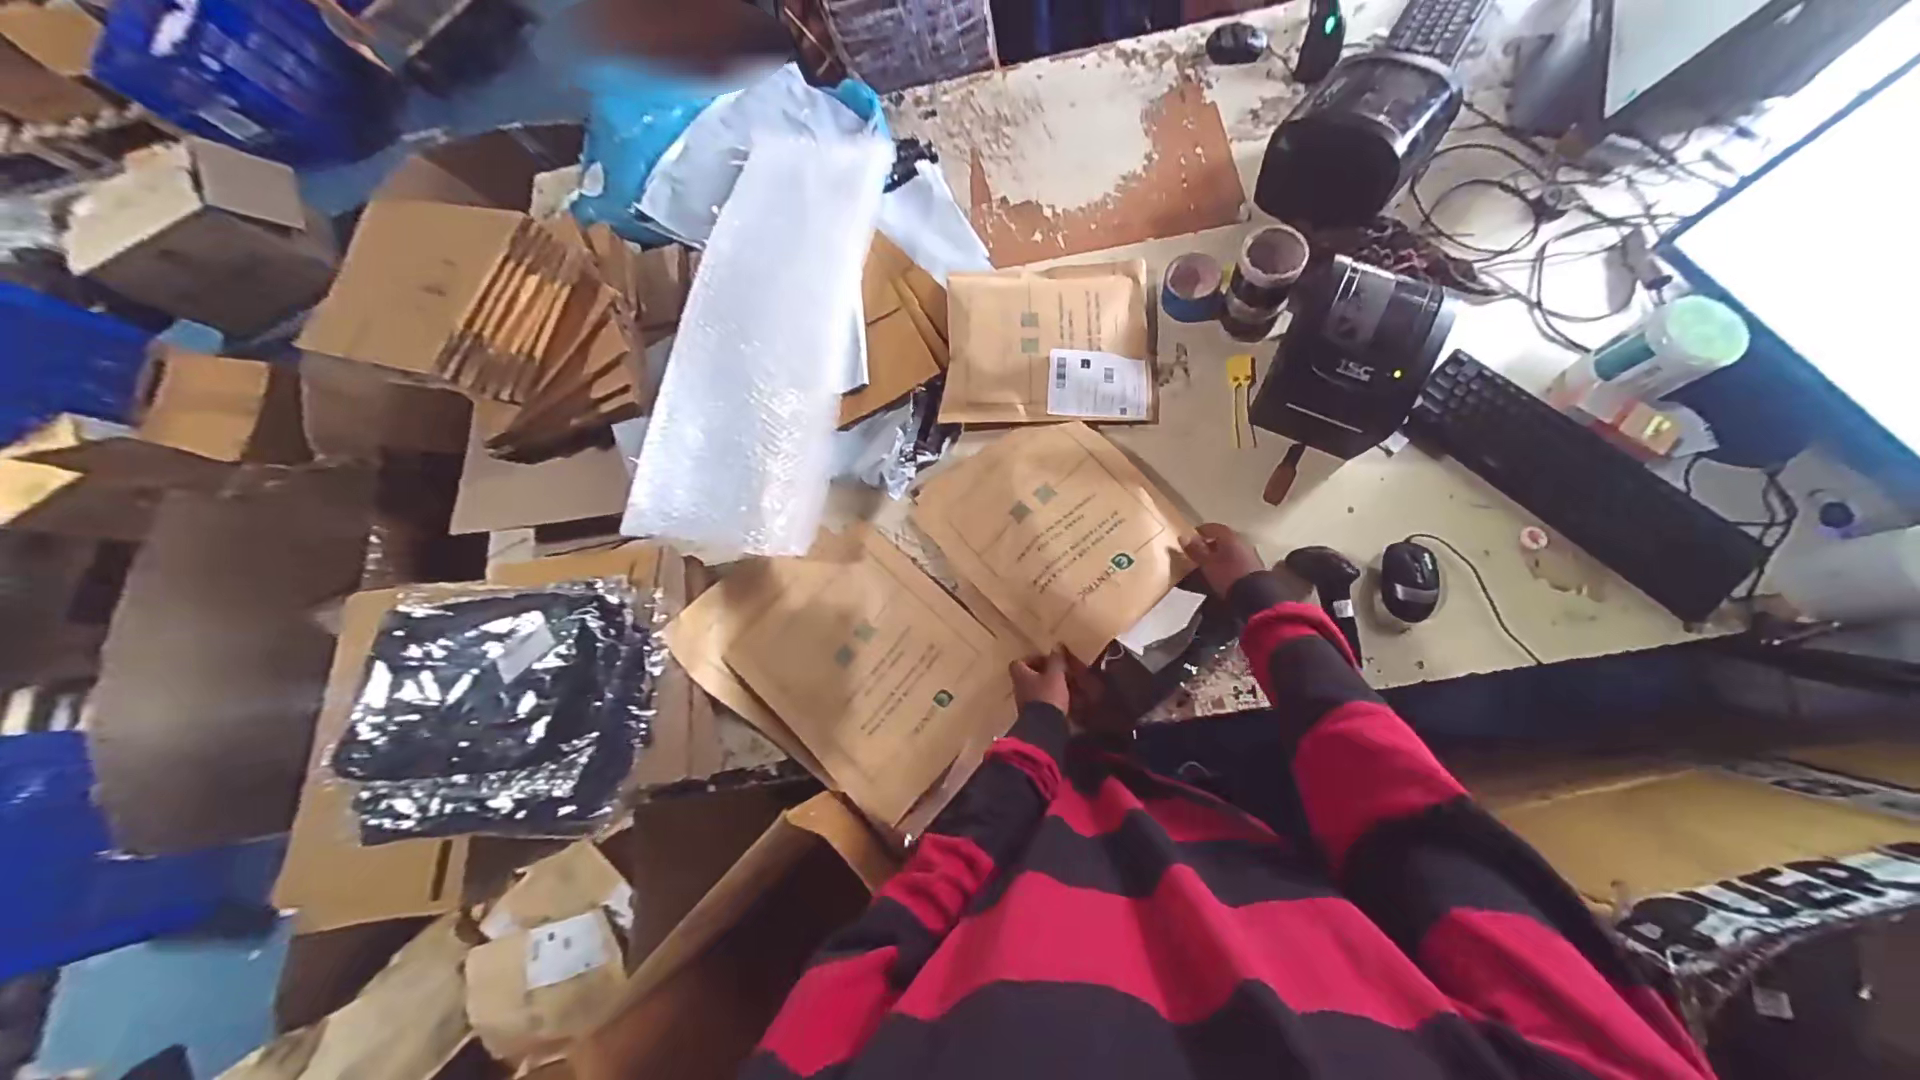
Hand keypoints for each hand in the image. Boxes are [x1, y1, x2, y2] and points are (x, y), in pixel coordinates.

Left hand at [1009, 648, 1069, 712]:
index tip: (1047, 660)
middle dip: (1041, 673)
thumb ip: (1055, 660)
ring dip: (1044, 686)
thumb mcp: (1055, 675)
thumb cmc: (1048, 696)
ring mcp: (1022, 703)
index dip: (1032, 659)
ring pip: (1032, 689)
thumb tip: (1056, 648)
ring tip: (1060, 686)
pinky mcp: (1030, 715)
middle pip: (1026, 675)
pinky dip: (1046, 699)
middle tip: (1055, 673)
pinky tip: (1060, 700)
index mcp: (1020, 675)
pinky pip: (1037, 702)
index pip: (1018, 662)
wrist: (1044, 728)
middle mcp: (1018, 687)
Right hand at [1181, 523, 1267, 596]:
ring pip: (1229, 549)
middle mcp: (1240, 541)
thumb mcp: (1206, 562)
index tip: (1190, 537)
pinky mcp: (1252, 566)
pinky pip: (1235, 559)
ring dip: (1218, 553)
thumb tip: (1183, 537)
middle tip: (1197, 550)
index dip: (1200, 531)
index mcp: (1229, 536)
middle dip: (1209, 543)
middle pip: (1222, 538)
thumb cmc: (1226, 574)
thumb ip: (1195, 549)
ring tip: (1207, 562)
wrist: (1253, 593)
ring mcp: (1248, 553)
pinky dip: (1226, 561)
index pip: (1212, 527)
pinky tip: (1220, 570)